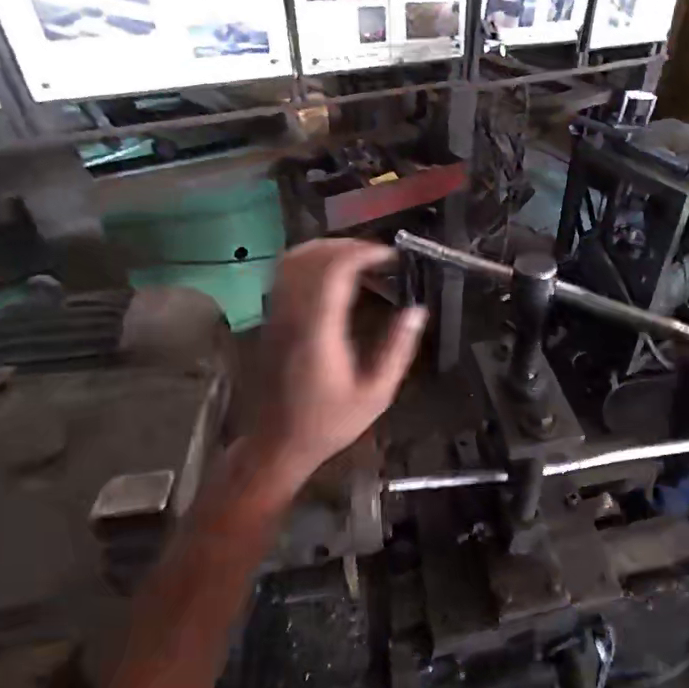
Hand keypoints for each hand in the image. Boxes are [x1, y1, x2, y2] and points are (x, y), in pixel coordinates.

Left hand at [246, 238, 425, 492]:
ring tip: (358, 257)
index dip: (364, 253)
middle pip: (312, 257)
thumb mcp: (376, 394)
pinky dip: (309, 261)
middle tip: (378, 255)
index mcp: (320, 332)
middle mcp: (293, 316)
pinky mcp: (271, 320)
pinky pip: (284, 275)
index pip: (335, 271)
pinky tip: (331, 273)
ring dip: (326, 249)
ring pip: (293, 260)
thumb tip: (417, 312)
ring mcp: (277, 316)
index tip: (390, 256)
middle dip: (348, 245)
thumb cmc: (329, 423)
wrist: (278, 443)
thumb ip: (397, 350)